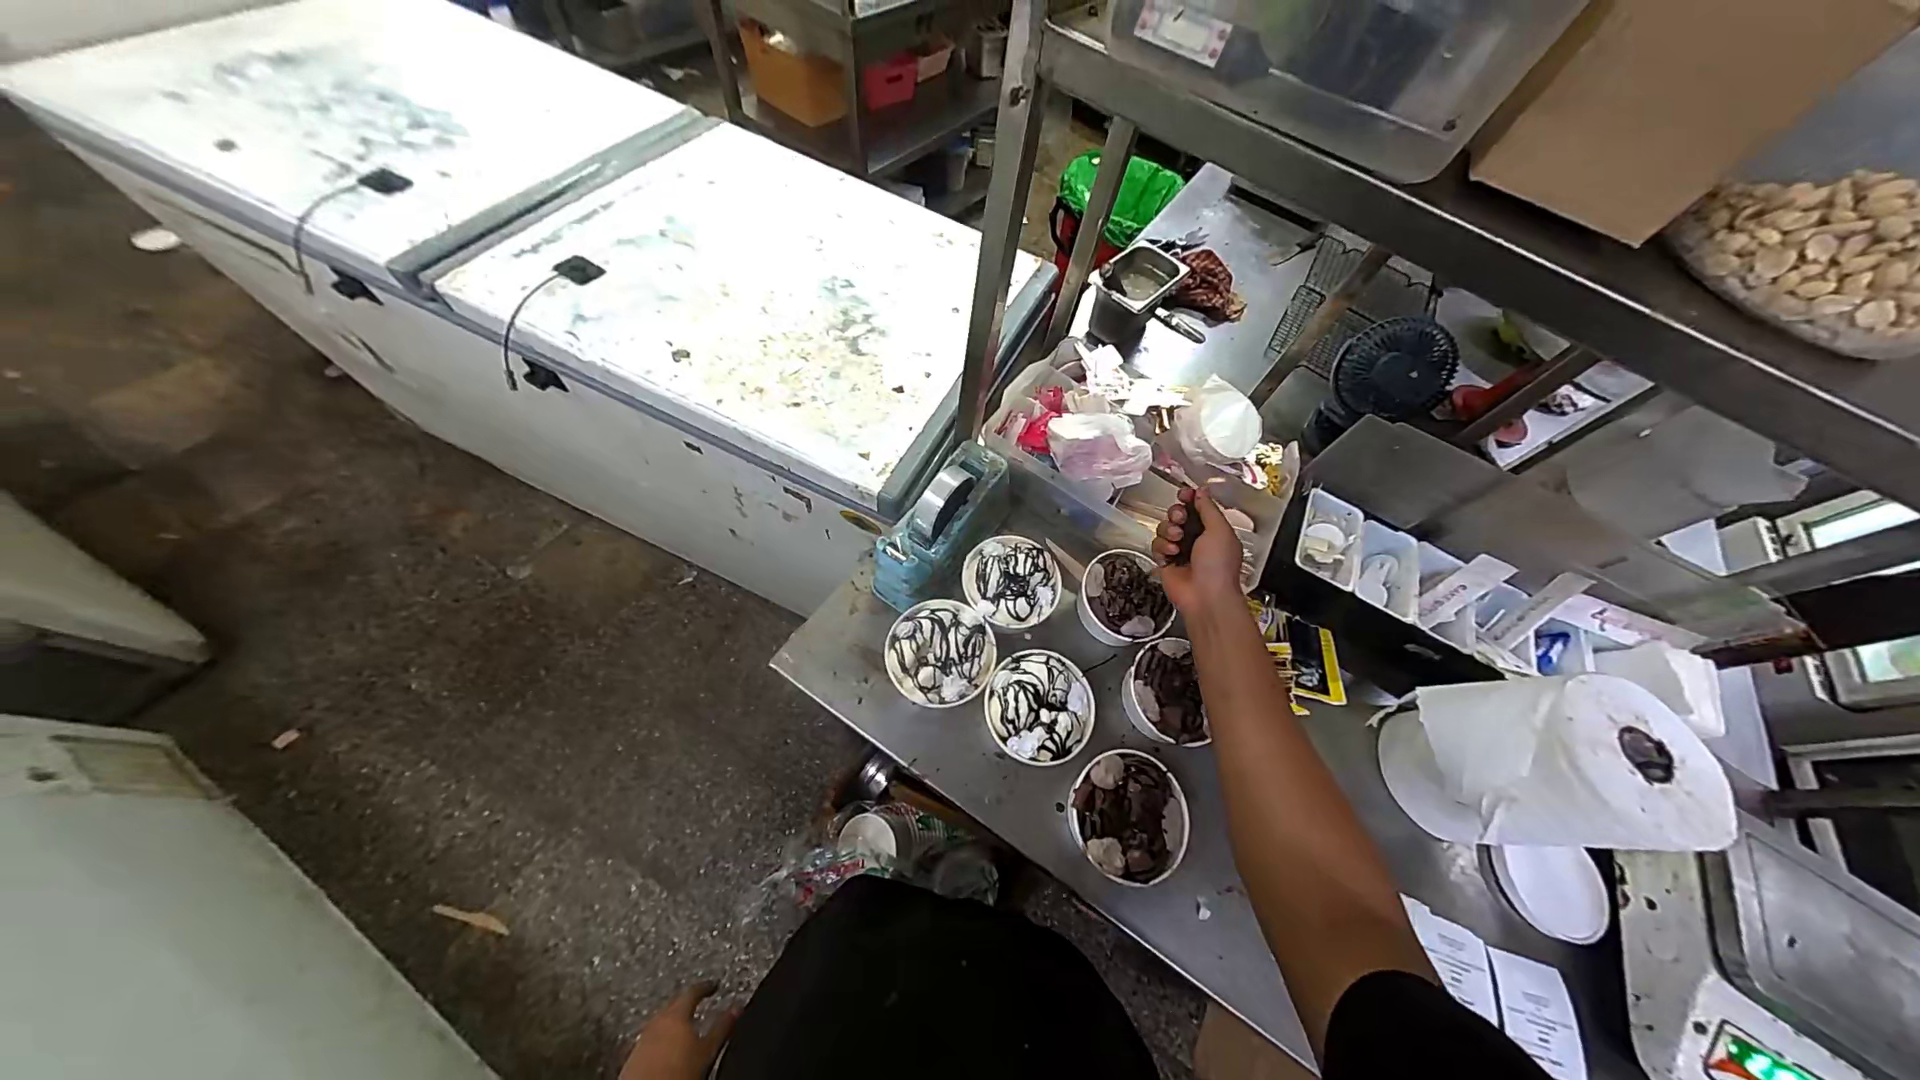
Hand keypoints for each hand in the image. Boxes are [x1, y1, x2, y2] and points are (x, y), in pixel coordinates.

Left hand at [619, 981, 740, 1079]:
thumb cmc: (676, 1074)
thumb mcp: (707, 1050)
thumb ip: (723, 1026)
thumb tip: (737, 1008)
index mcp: (676, 1014)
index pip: (693, 991)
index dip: (705, 987)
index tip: (713, 985)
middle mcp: (656, 1022)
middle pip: (674, 1004)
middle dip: (687, 1001)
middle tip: (699, 1001)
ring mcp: (642, 1040)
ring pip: (660, 1022)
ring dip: (673, 1021)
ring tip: (683, 1028)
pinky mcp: (632, 1059)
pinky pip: (650, 1040)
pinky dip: (661, 1039)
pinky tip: (665, 1050)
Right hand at [1152, 487, 1243, 620]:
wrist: (1206, 596)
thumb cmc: (1219, 565)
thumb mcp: (1219, 529)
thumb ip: (1208, 508)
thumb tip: (1202, 491)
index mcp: (1213, 529)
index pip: (1197, 506)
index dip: (1189, 498)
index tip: (1184, 494)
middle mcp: (1196, 538)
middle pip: (1177, 515)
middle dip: (1176, 514)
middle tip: (1180, 519)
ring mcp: (1180, 550)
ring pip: (1164, 528)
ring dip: (1168, 531)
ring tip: (1177, 540)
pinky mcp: (1166, 561)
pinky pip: (1156, 545)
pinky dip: (1162, 548)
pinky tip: (1172, 555)